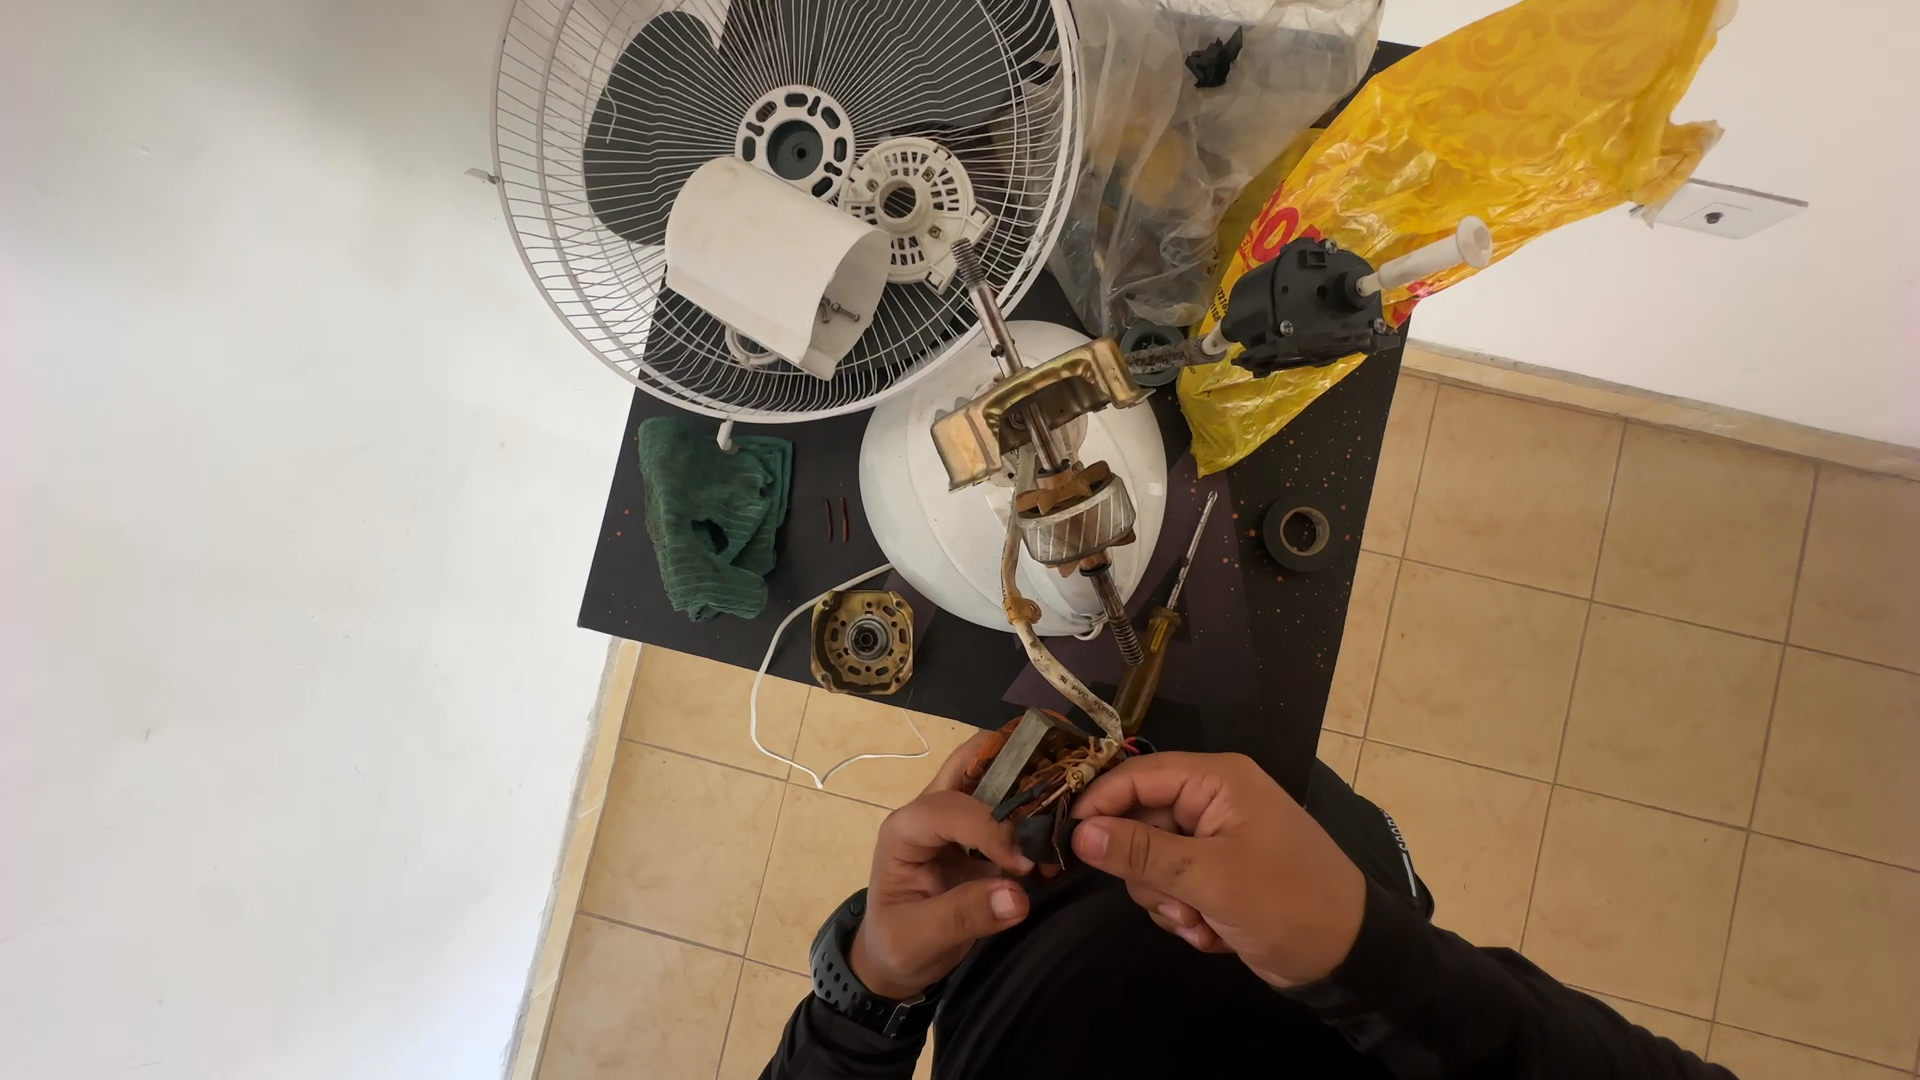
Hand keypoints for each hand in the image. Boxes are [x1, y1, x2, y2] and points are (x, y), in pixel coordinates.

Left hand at [849, 732, 1034, 999]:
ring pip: (995, 772)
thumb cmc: (897, 945)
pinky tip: (1060, 832)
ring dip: (1031, 783)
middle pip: (972, 760)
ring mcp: (958, 816)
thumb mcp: (917, 939)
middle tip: (1059, 787)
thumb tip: (1018, 896)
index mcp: (906, 829)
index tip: (1024, 863)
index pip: (949, 808)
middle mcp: (931, 809)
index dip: (989, 827)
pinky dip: (1037, 808)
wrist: (895, 958)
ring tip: (1066, 809)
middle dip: (1016, 764)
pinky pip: (1010, 803)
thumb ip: (964, 916)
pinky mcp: (980, 832)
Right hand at [1068, 751, 1365, 987]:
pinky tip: (1210, 932)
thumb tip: (1079, 834)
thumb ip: (1141, 853)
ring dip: (1167, 898)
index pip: (1138, 775)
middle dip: (1148, 870)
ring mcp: (1213, 837)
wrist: (1354, 963)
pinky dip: (1182, 911)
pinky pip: (1171, 882)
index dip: (1101, 803)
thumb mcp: (1211, 879)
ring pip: (1151, 858)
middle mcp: (1211, 799)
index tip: (1071, 839)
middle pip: (1140, 819)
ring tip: (1198, 922)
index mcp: (1215, 780)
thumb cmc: (1287, 903)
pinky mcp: (1216, 871)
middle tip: (1170, 902)